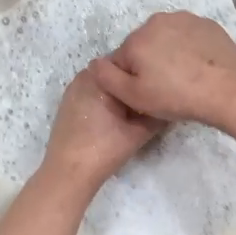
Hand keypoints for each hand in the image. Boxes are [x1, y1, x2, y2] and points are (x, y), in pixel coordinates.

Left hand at [40, 61, 166, 191]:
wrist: (69, 172)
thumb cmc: (104, 148)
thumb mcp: (138, 132)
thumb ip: (157, 115)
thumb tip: (168, 104)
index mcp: (100, 77)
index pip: (127, 62)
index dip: (144, 74)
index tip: (156, 86)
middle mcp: (83, 77)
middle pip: (114, 73)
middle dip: (130, 84)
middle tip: (148, 98)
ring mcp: (73, 90)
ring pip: (103, 85)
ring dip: (117, 93)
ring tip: (134, 109)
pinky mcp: (68, 105)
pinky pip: (91, 94)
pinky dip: (104, 101)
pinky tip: (114, 118)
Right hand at [93, 12, 235, 125]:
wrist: (228, 89)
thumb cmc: (177, 96)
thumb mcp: (135, 96)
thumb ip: (107, 78)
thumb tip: (94, 63)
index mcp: (136, 39)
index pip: (122, 59)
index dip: (130, 79)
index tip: (147, 94)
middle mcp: (157, 21)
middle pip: (144, 46)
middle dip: (149, 64)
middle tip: (166, 88)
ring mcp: (185, 19)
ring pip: (166, 40)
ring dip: (169, 55)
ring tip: (184, 79)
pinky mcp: (207, 24)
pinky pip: (188, 37)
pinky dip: (189, 50)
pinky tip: (199, 68)